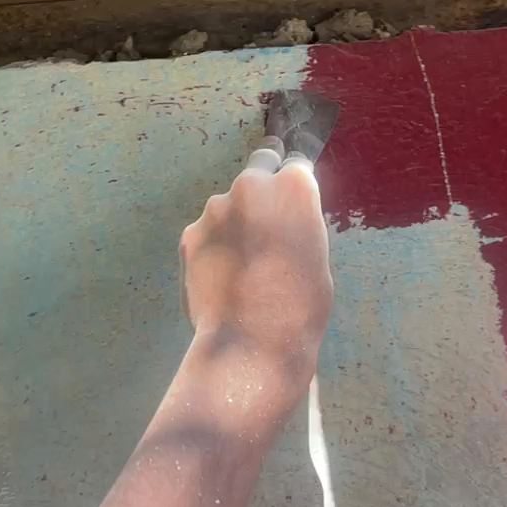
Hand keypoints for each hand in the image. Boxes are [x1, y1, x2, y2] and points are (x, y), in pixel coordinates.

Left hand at [179, 137, 332, 398]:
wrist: (251, 340)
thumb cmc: (302, 304)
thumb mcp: (317, 255)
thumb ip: (298, 225)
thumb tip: (284, 223)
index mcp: (294, 187)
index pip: (295, 165)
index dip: (294, 182)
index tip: (292, 195)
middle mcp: (252, 185)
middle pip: (259, 168)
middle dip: (262, 183)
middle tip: (265, 211)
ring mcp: (216, 207)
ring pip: (228, 205)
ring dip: (234, 222)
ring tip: (240, 263)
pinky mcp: (189, 232)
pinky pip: (207, 232)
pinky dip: (213, 246)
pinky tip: (219, 277)